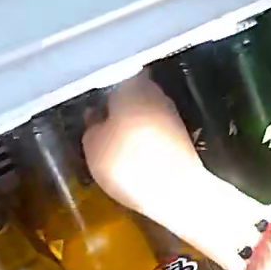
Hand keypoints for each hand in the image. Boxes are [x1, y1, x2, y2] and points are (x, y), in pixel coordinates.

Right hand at [81, 72, 206, 221]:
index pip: (110, 76)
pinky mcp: (183, 137)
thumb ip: (91, 126)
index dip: (98, 90)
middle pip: (129, 94)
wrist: (179, 193)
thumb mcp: (93, 146)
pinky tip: (134, 157)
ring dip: (130, 125)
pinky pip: (155, 131)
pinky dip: (144, 140)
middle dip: (115, 108)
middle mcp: (156, 93)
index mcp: (132, 85)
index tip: (88, 104)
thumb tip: (96, 116)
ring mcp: (172, 114)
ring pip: (143, 113)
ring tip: (113, 147)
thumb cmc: (130, 164)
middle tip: (97, 127)